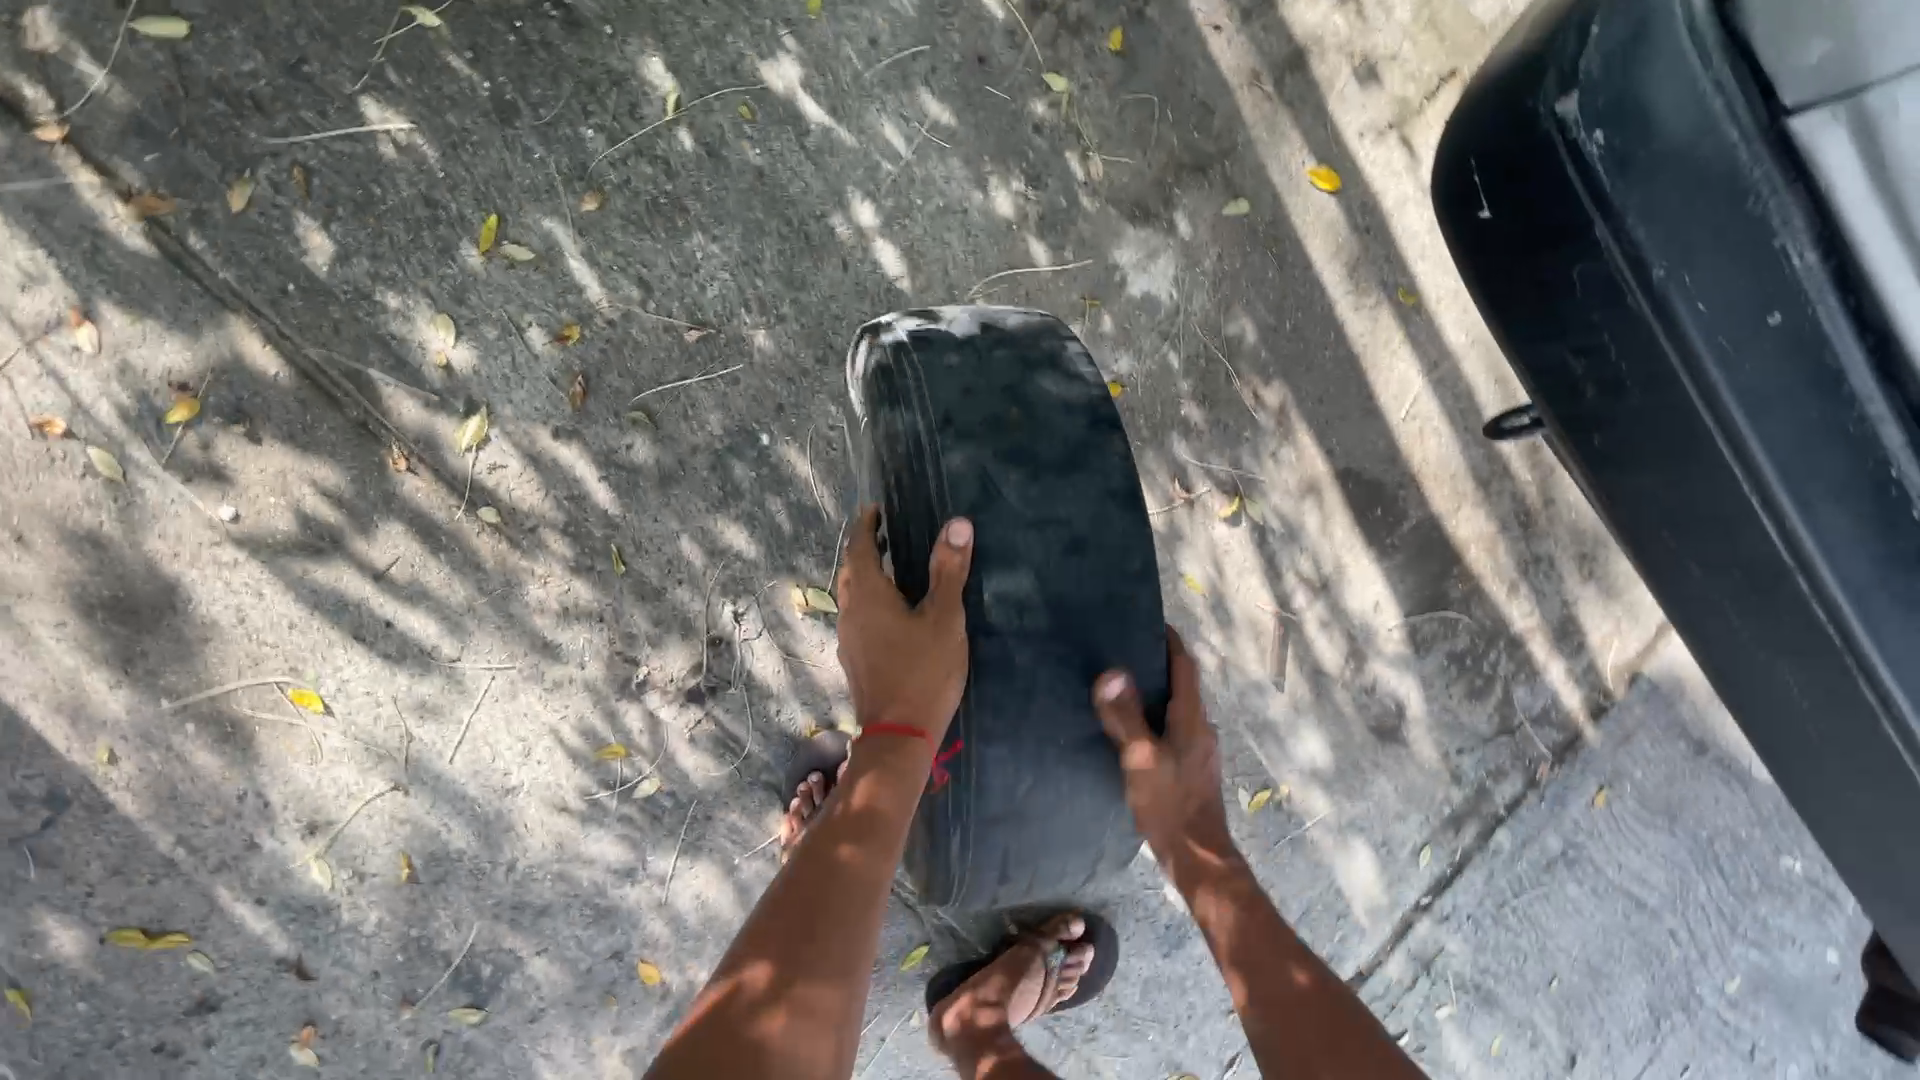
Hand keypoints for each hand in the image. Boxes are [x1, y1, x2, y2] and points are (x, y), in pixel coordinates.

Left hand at [835, 505, 974, 739]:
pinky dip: (869, 601)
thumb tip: (957, 523)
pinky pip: (857, 616)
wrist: (899, 733)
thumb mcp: (944, 618)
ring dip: (865, 576)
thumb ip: (949, 570)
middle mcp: (850, 612)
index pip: (859, 548)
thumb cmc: (923, 671)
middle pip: (850, 571)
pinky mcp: (855, 660)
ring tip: (891, 568)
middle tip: (885, 534)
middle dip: (864, 549)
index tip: (875, 509)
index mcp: (868, 595)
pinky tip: (891, 612)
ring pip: (851, 596)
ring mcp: (849, 639)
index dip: (866, 526)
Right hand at [1093, 627, 1232, 862]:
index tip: (1151, 622)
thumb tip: (1112, 672)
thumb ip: (1125, 716)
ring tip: (1124, 685)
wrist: (1197, 855)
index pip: (1185, 666)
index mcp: (1192, 719)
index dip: (1171, 642)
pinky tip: (1134, 729)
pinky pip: (1174, 728)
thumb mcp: (1140, 757)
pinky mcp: (1191, 769)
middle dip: (1160, 664)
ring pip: (1178, 708)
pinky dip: (1156, 716)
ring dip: (1157, 691)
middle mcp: (1201, 728)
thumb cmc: (1169, 804)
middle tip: (1127, 650)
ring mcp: (1199, 750)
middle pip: (1183, 685)